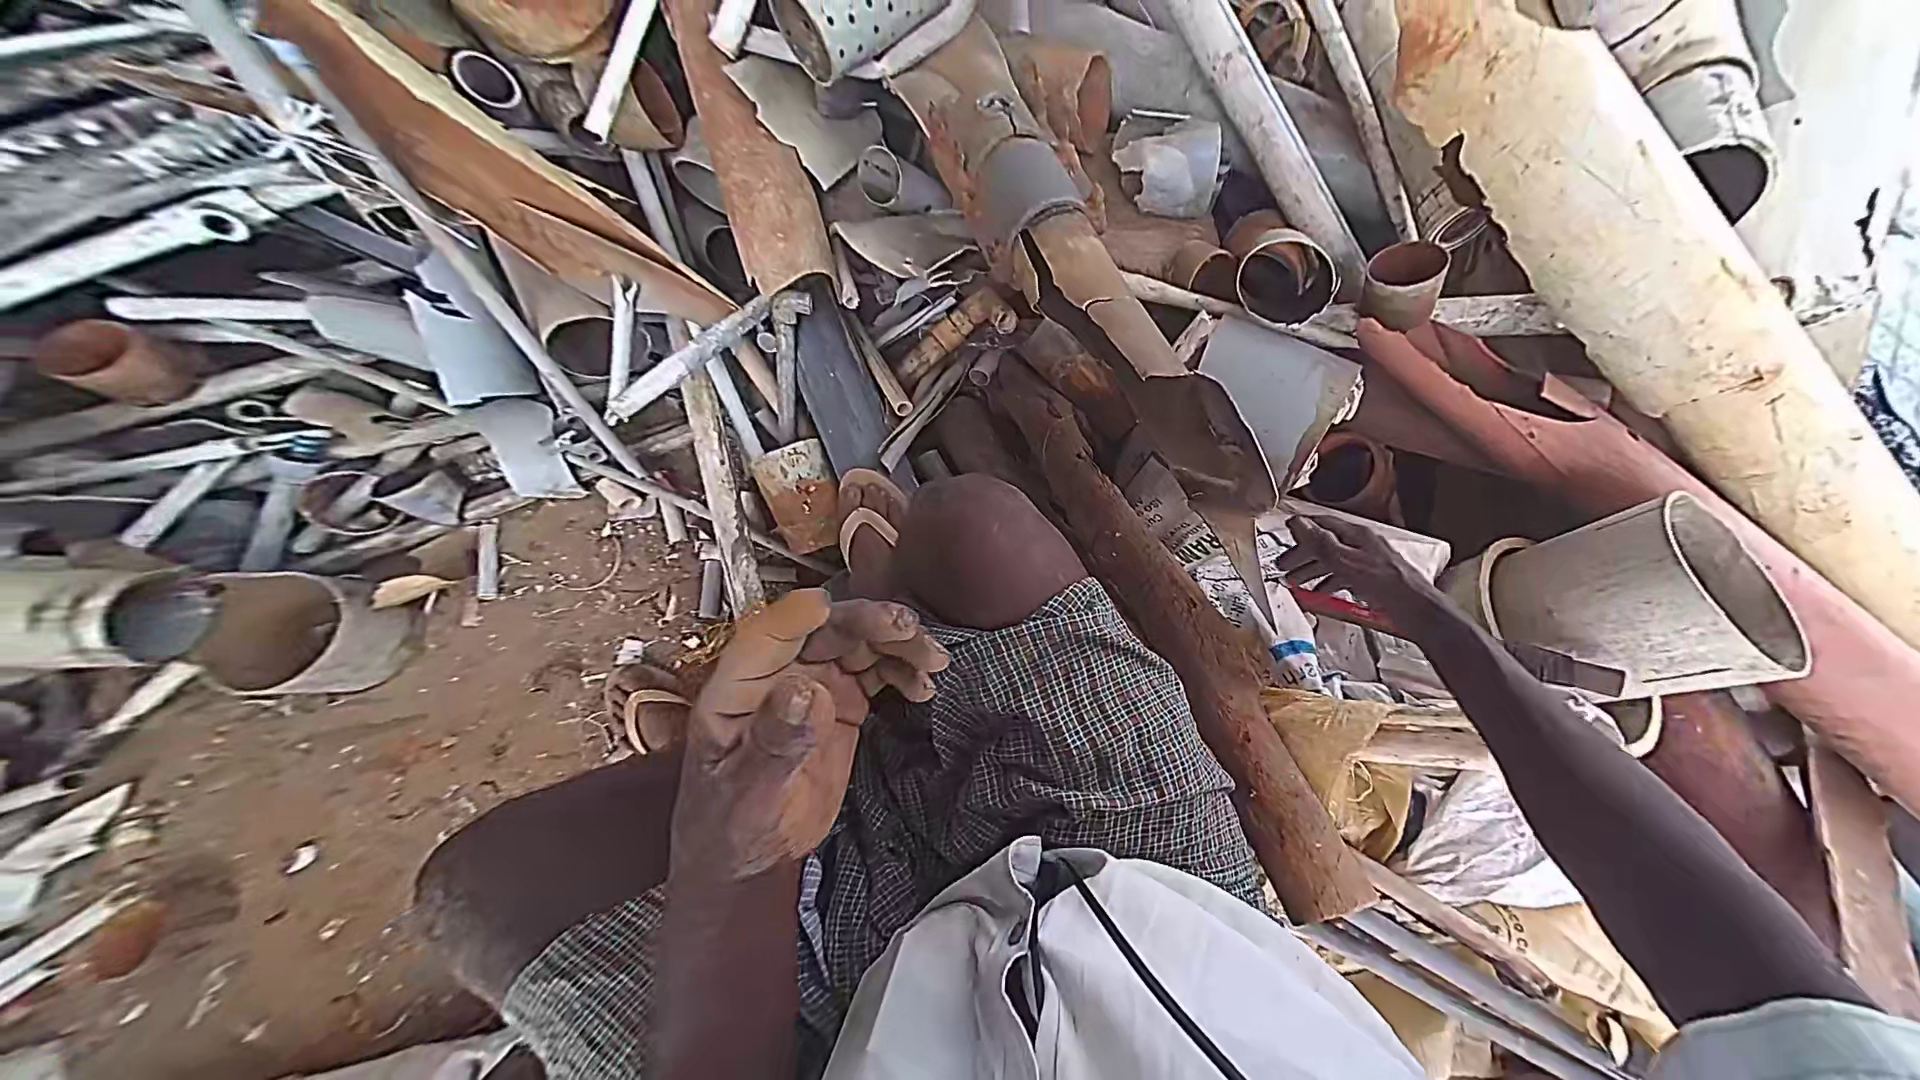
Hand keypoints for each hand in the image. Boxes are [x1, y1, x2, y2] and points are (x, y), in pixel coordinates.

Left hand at [671, 590, 948, 881]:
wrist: (754, 859)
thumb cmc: (731, 829)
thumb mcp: (748, 796)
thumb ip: (775, 744)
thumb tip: (803, 691)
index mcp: (737, 690)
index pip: (766, 636)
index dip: (796, 617)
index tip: (827, 608)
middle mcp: (776, 676)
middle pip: (825, 630)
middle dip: (868, 623)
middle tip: (908, 631)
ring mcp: (813, 683)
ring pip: (857, 643)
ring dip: (896, 643)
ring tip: (931, 658)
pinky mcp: (841, 700)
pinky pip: (876, 671)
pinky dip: (903, 670)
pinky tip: (922, 684)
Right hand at [1276, 514, 1449, 631]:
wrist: (1416, 609)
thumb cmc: (1384, 584)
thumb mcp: (1344, 561)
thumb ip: (1319, 542)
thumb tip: (1297, 523)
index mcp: (1356, 535)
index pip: (1322, 524)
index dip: (1301, 529)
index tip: (1284, 536)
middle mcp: (1363, 545)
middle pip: (1326, 544)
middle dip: (1302, 555)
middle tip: (1285, 565)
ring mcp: (1369, 562)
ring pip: (1333, 561)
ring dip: (1312, 570)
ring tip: (1296, 581)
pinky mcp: (1373, 579)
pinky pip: (1344, 576)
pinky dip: (1328, 582)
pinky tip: (1321, 591)